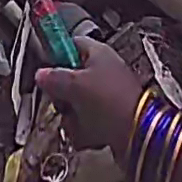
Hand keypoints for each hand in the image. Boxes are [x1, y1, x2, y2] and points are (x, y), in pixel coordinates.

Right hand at [36, 38, 144, 155]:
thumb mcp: (75, 85)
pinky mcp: (112, 118)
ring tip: (79, 123)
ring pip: (78, 103)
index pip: (69, 43)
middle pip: (71, 77)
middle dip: (64, 95)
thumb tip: (41, 75)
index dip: (56, 55)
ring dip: (74, 117)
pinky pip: (89, 122)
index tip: (47, 68)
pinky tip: (89, 136)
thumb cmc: (111, 102)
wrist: (140, 137)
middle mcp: (104, 71)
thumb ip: (53, 78)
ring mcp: (109, 95)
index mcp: (98, 52)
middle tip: (63, 102)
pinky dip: (86, 131)